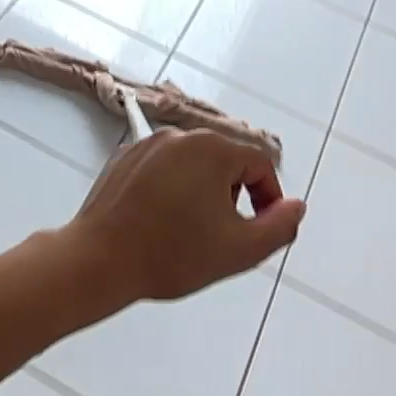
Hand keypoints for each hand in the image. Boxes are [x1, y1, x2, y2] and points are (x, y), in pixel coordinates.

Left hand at [60, 128, 305, 302]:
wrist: (100, 260)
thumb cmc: (171, 255)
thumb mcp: (240, 250)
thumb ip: (279, 226)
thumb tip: (295, 206)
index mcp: (212, 149)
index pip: (260, 164)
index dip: (270, 198)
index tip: (261, 229)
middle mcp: (180, 136)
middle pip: (225, 160)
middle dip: (234, 195)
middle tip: (224, 234)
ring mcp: (147, 144)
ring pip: (192, 164)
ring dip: (202, 191)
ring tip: (191, 230)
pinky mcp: (124, 157)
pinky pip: (162, 168)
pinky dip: (171, 188)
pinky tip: (161, 221)